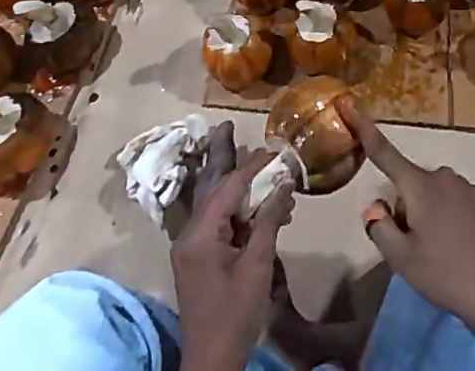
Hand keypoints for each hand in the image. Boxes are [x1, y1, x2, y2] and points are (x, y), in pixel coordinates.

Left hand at [173, 152, 295, 370]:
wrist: (212, 361)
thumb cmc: (235, 313)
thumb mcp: (257, 265)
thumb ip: (268, 220)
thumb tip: (284, 183)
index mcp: (200, 234)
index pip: (228, 188)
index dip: (252, 167)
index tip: (273, 150)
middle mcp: (189, 234)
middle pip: (208, 186)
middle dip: (219, 156)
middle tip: (225, 126)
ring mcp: (191, 246)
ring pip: (210, 201)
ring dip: (226, 178)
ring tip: (233, 148)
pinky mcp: (198, 257)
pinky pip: (215, 220)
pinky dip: (232, 206)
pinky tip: (251, 200)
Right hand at [344, 102, 474, 370]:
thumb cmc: (446, 275)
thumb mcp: (402, 259)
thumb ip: (380, 228)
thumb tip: (374, 207)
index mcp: (419, 187)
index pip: (386, 154)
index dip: (366, 131)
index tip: (351, 105)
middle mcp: (443, 177)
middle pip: (412, 184)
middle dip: (407, 207)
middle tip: (415, 246)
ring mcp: (468, 187)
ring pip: (435, 193)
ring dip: (430, 213)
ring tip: (441, 252)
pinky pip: (456, 201)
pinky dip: (451, 217)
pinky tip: (462, 247)